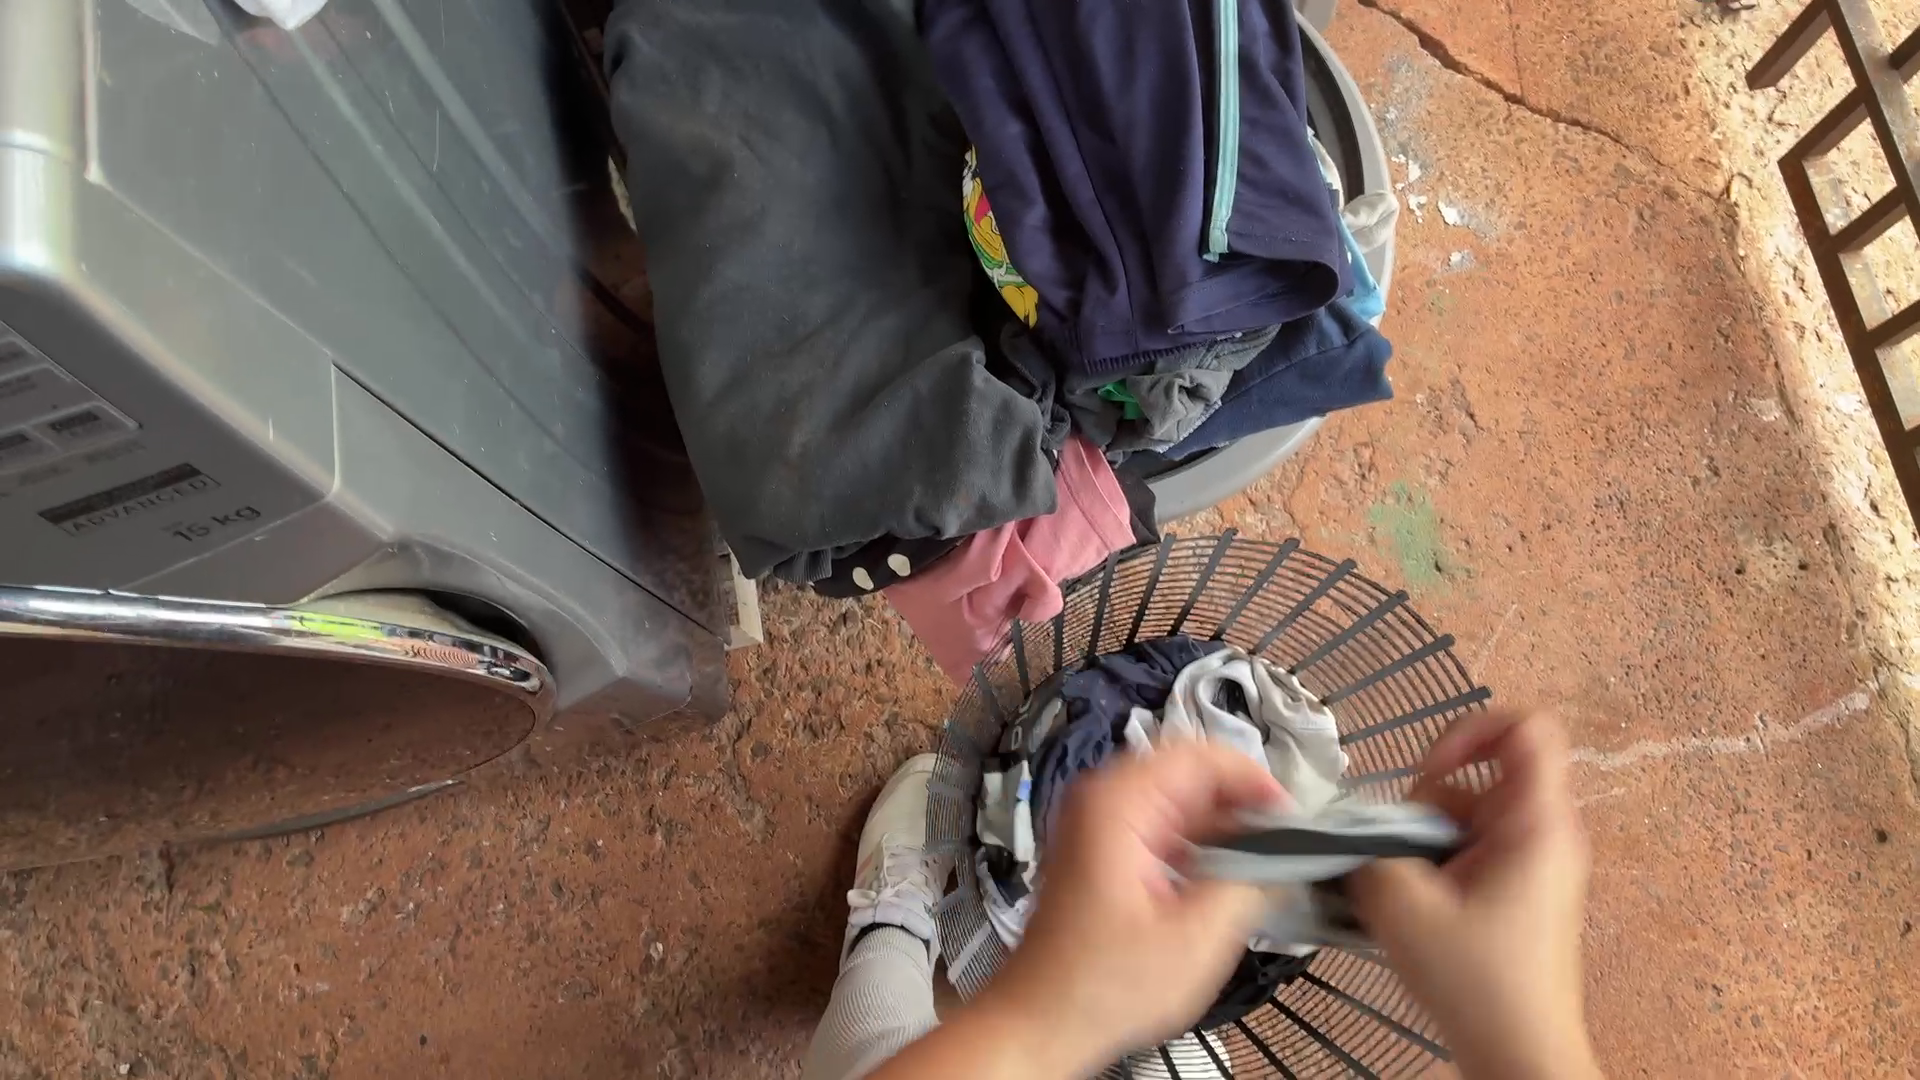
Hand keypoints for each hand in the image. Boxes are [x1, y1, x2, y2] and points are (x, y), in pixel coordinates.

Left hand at [970, 742, 1285, 1073]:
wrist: (1042, 1014)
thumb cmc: (1108, 983)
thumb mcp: (1194, 941)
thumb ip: (1246, 887)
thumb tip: (1282, 855)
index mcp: (1118, 802)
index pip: (1195, 755)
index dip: (1250, 776)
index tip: (1291, 814)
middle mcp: (1102, 795)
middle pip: (1183, 769)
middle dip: (1238, 799)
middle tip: (1284, 839)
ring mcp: (1096, 816)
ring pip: (1173, 794)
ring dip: (1219, 819)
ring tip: (1264, 857)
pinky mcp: (1099, 841)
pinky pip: (1156, 818)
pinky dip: (1194, 835)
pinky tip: (1224, 869)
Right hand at [1348, 710, 1598, 1079]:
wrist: (1519, 1056)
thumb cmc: (1477, 981)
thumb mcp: (1399, 900)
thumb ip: (1361, 841)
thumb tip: (1344, 820)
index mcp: (1534, 824)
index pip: (1524, 729)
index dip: (1467, 727)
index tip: (1427, 766)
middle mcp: (1538, 832)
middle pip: (1470, 774)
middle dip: (1420, 802)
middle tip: (1400, 849)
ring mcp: (1525, 858)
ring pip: (1455, 810)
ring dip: (1415, 836)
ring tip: (1402, 885)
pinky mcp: (1509, 881)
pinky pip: (1458, 840)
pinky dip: (1424, 857)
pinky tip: (1411, 898)